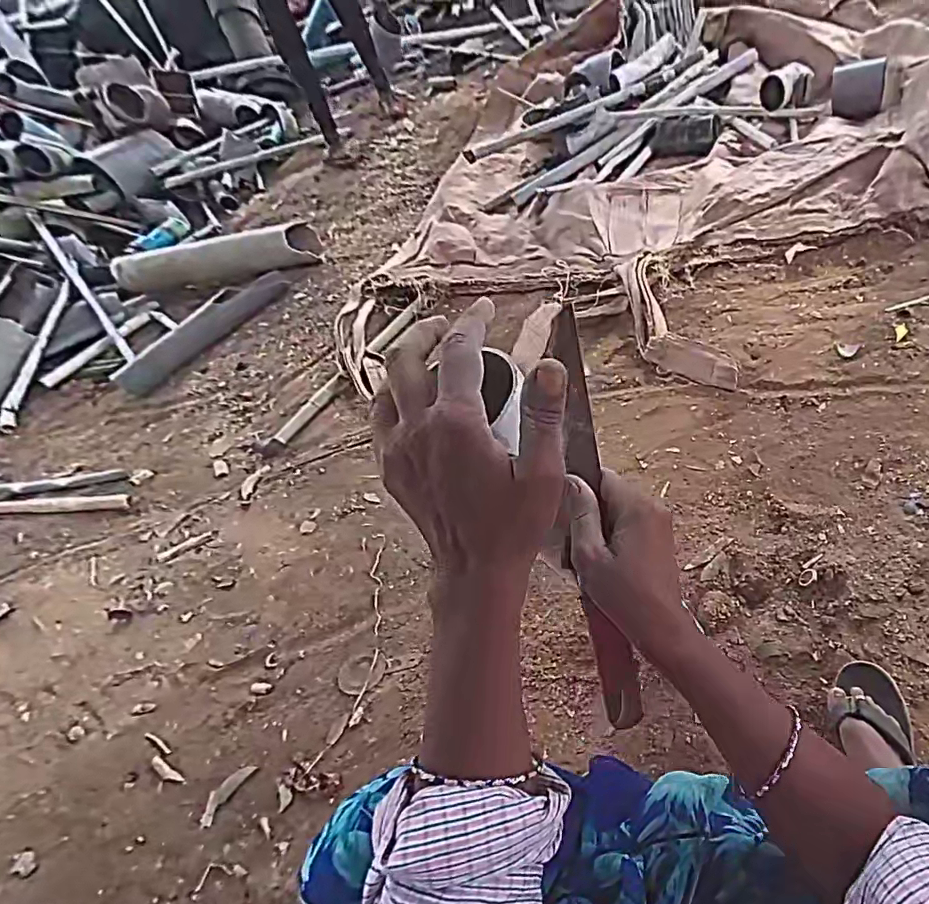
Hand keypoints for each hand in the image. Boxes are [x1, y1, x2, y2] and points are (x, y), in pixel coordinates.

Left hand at [374, 298, 566, 593]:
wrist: (474, 570)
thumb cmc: (513, 526)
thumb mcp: (544, 472)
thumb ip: (544, 414)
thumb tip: (549, 365)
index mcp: (457, 423)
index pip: (458, 352)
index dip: (471, 322)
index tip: (484, 309)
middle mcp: (418, 428)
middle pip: (406, 357)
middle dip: (427, 332)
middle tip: (450, 326)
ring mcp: (397, 449)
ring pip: (385, 385)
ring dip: (405, 361)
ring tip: (428, 356)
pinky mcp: (390, 468)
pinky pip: (379, 418)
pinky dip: (392, 396)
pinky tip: (410, 401)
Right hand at [564, 469, 688, 651]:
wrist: (660, 628)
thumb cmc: (625, 598)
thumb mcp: (589, 556)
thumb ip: (580, 514)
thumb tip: (573, 482)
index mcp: (638, 507)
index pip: (602, 476)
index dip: (579, 490)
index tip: (565, 512)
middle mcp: (654, 508)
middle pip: (610, 494)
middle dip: (590, 514)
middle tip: (577, 544)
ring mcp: (660, 524)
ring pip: (618, 512)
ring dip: (600, 530)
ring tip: (592, 560)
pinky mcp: (661, 540)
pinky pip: (630, 527)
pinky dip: (614, 541)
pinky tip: (607, 566)